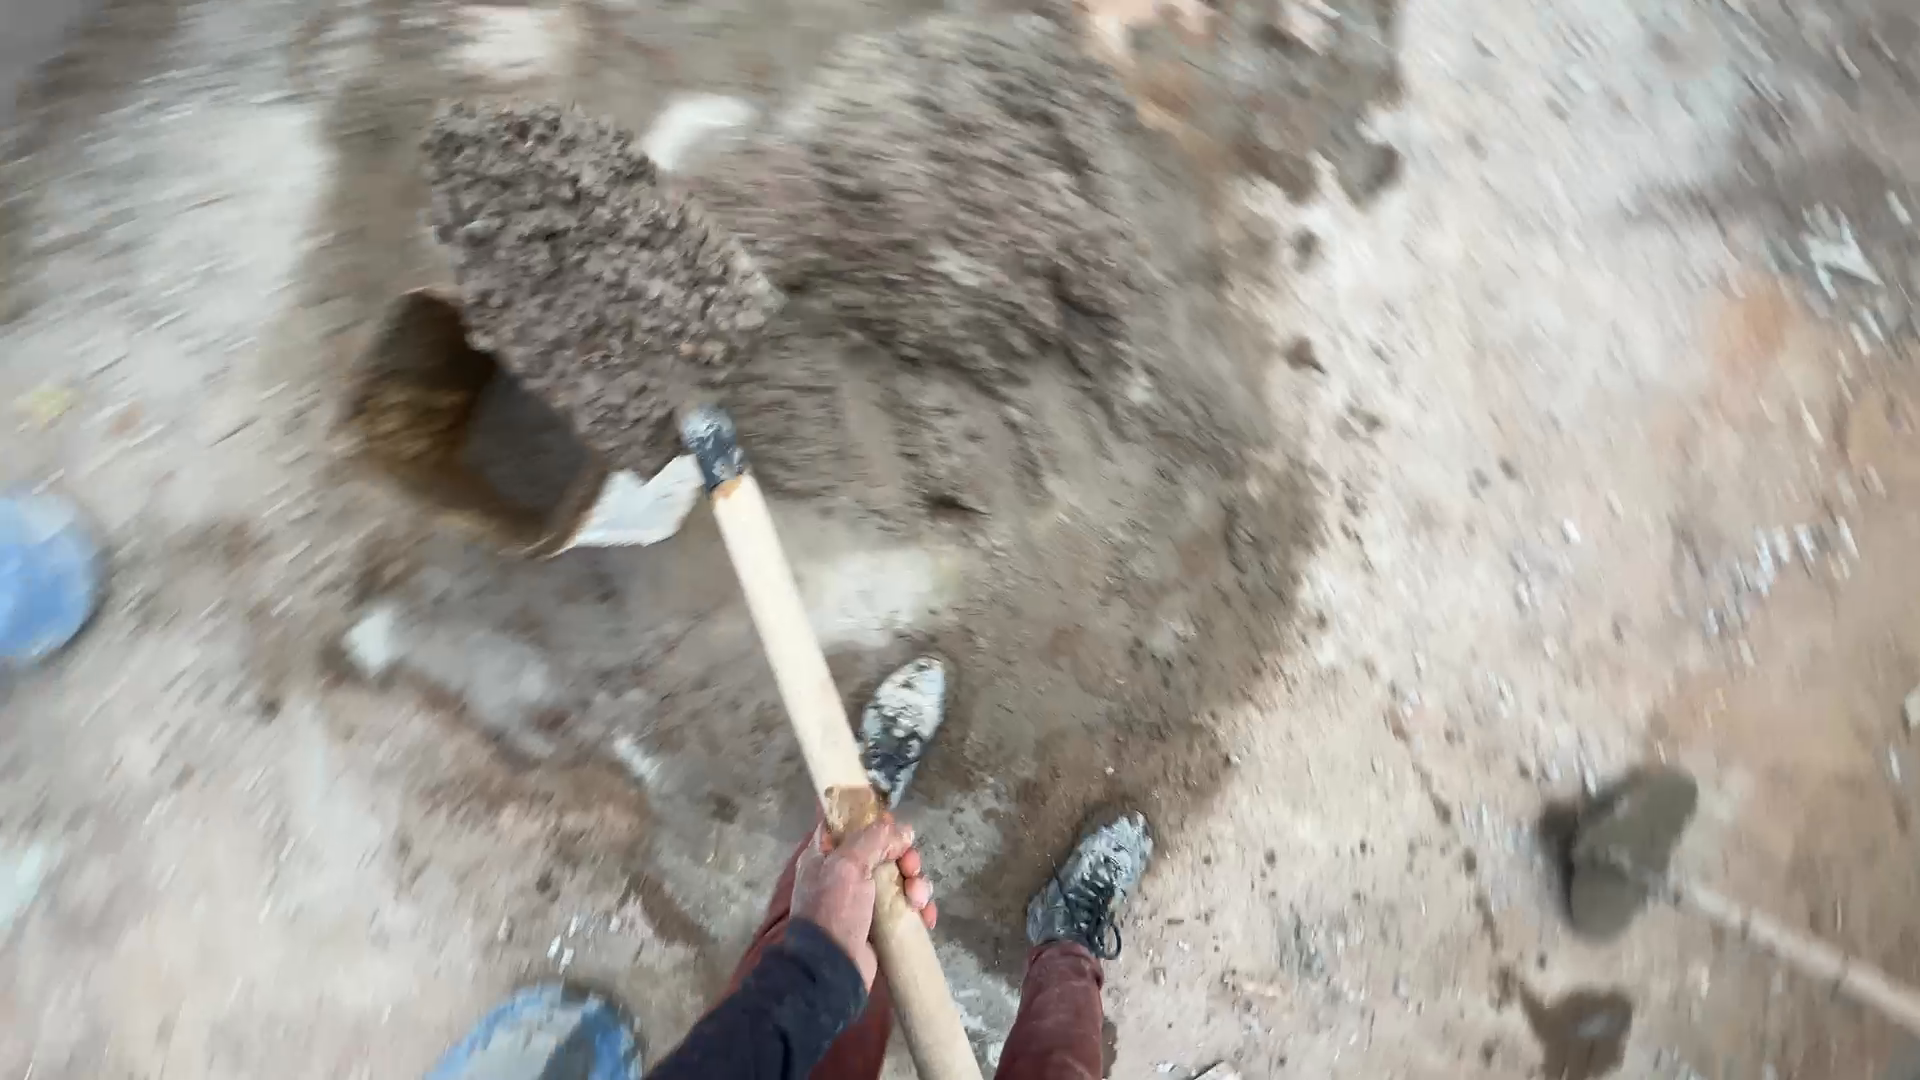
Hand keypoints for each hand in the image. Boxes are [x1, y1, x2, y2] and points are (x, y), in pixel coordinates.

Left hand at [791, 818, 937, 987]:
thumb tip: (904, 831)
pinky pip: (907, 906)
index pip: (852, 825)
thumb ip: (874, 839)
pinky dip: (920, 908)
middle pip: (885, 851)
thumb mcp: (847, 865)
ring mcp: (865, 900)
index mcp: (827, 855)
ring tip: (917, 901)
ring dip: (916, 884)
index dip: (875, 823)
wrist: (831, 973)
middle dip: (905, 858)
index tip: (894, 828)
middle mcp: (845, 873)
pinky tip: (926, 916)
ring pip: (901, 878)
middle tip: (911, 869)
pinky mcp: (881, 924)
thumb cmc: (833, 911)